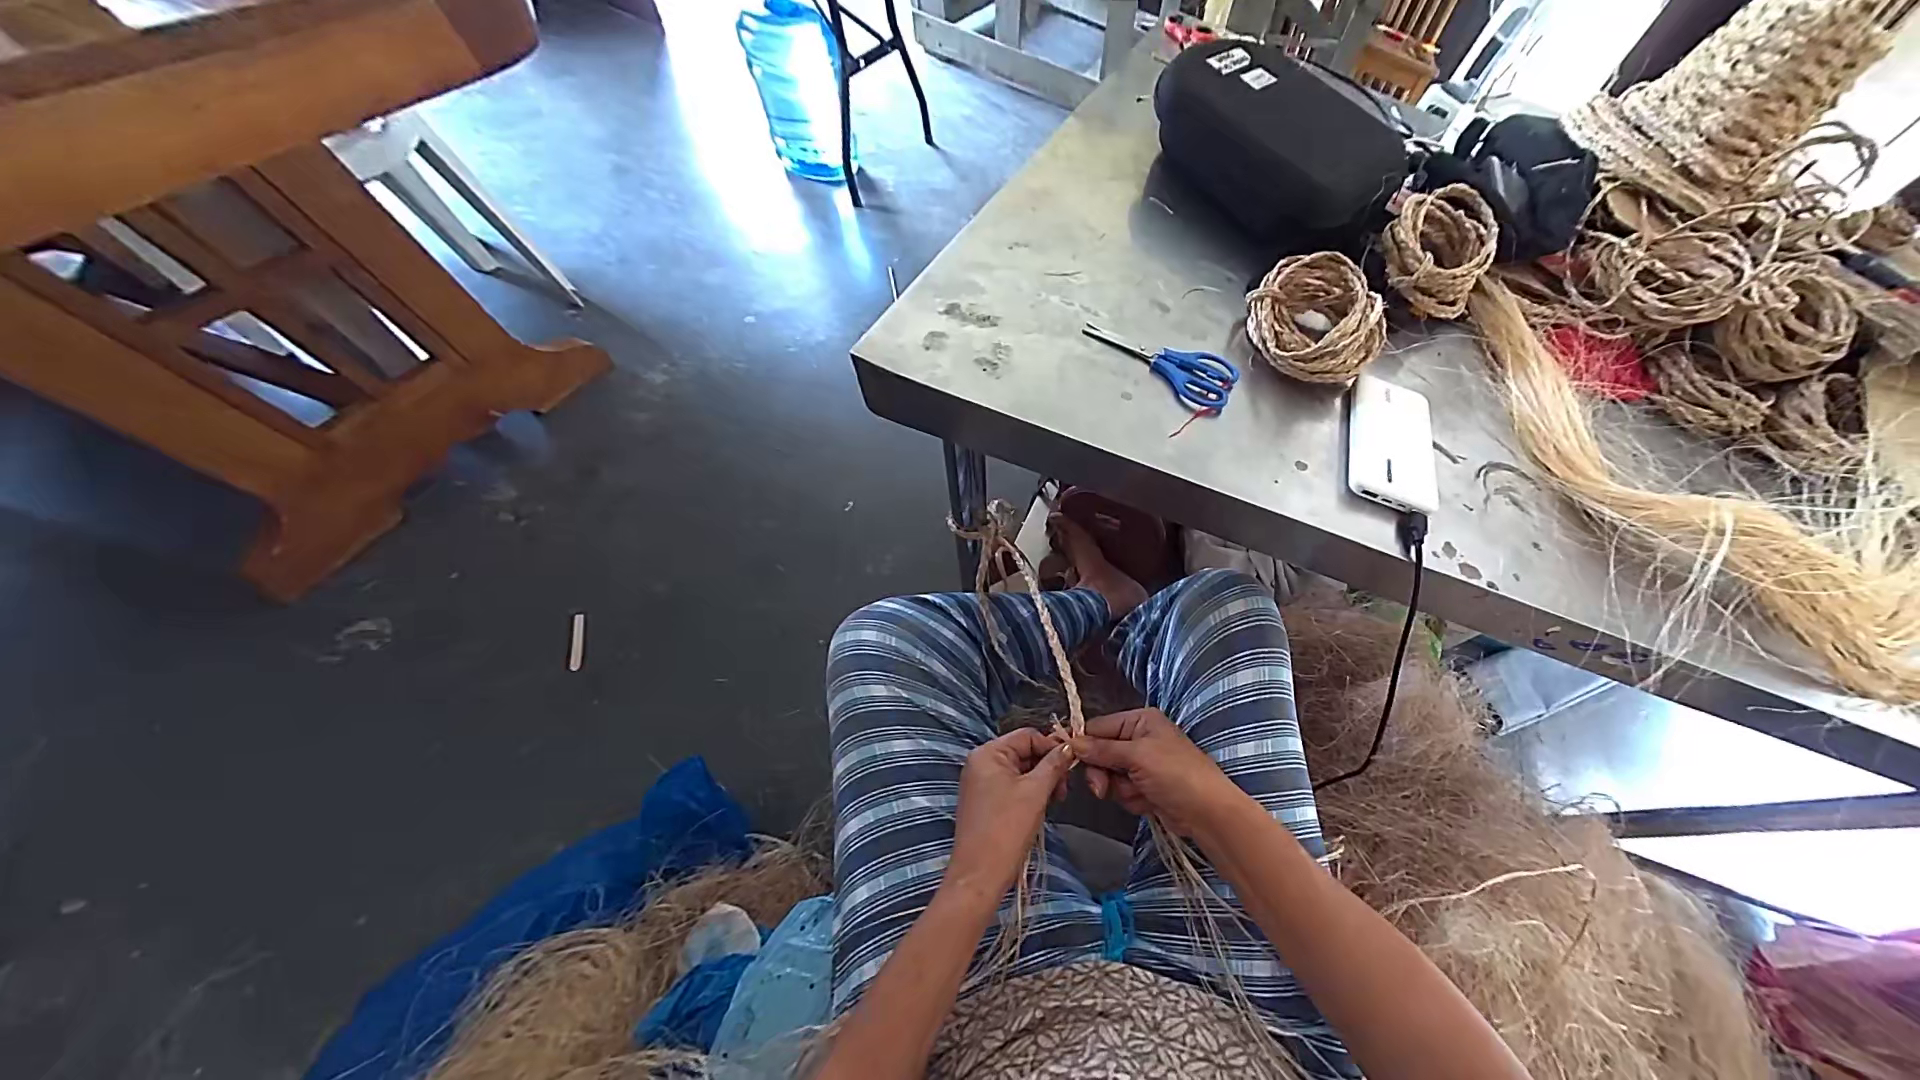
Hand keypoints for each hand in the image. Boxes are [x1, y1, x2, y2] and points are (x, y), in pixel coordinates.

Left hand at [946, 729, 1076, 900]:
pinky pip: (1012, 786)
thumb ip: (1053, 765)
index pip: (1027, 736)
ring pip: (1020, 770)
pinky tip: (1042, 806)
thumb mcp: (1035, 792)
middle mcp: (981, 762)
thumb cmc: (1006, 829)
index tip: (1072, 766)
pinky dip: (1029, 792)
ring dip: (1041, 780)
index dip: (1052, 747)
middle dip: (1047, 766)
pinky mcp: (985, 801)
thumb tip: (1069, 747)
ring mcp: (981, 782)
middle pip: (1023, 751)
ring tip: (1056, 800)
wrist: (980, 875)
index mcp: (988, 753)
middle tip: (1065, 789)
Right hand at [1070, 708, 1253, 837]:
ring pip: (1110, 775)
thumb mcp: (1137, 756)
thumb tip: (1072, 743)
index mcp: (1140, 721)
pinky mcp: (1146, 787)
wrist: (1209, 815)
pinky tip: (1148, 801)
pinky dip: (1131, 798)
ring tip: (1138, 793)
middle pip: (1100, 752)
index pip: (1098, 727)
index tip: (1070, 759)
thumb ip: (1102, 749)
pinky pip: (1122, 790)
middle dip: (1102, 772)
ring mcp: (1143, 764)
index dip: (1083, 744)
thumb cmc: (1178, 775)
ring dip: (1119, 788)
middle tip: (1102, 787)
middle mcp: (1140, 738)